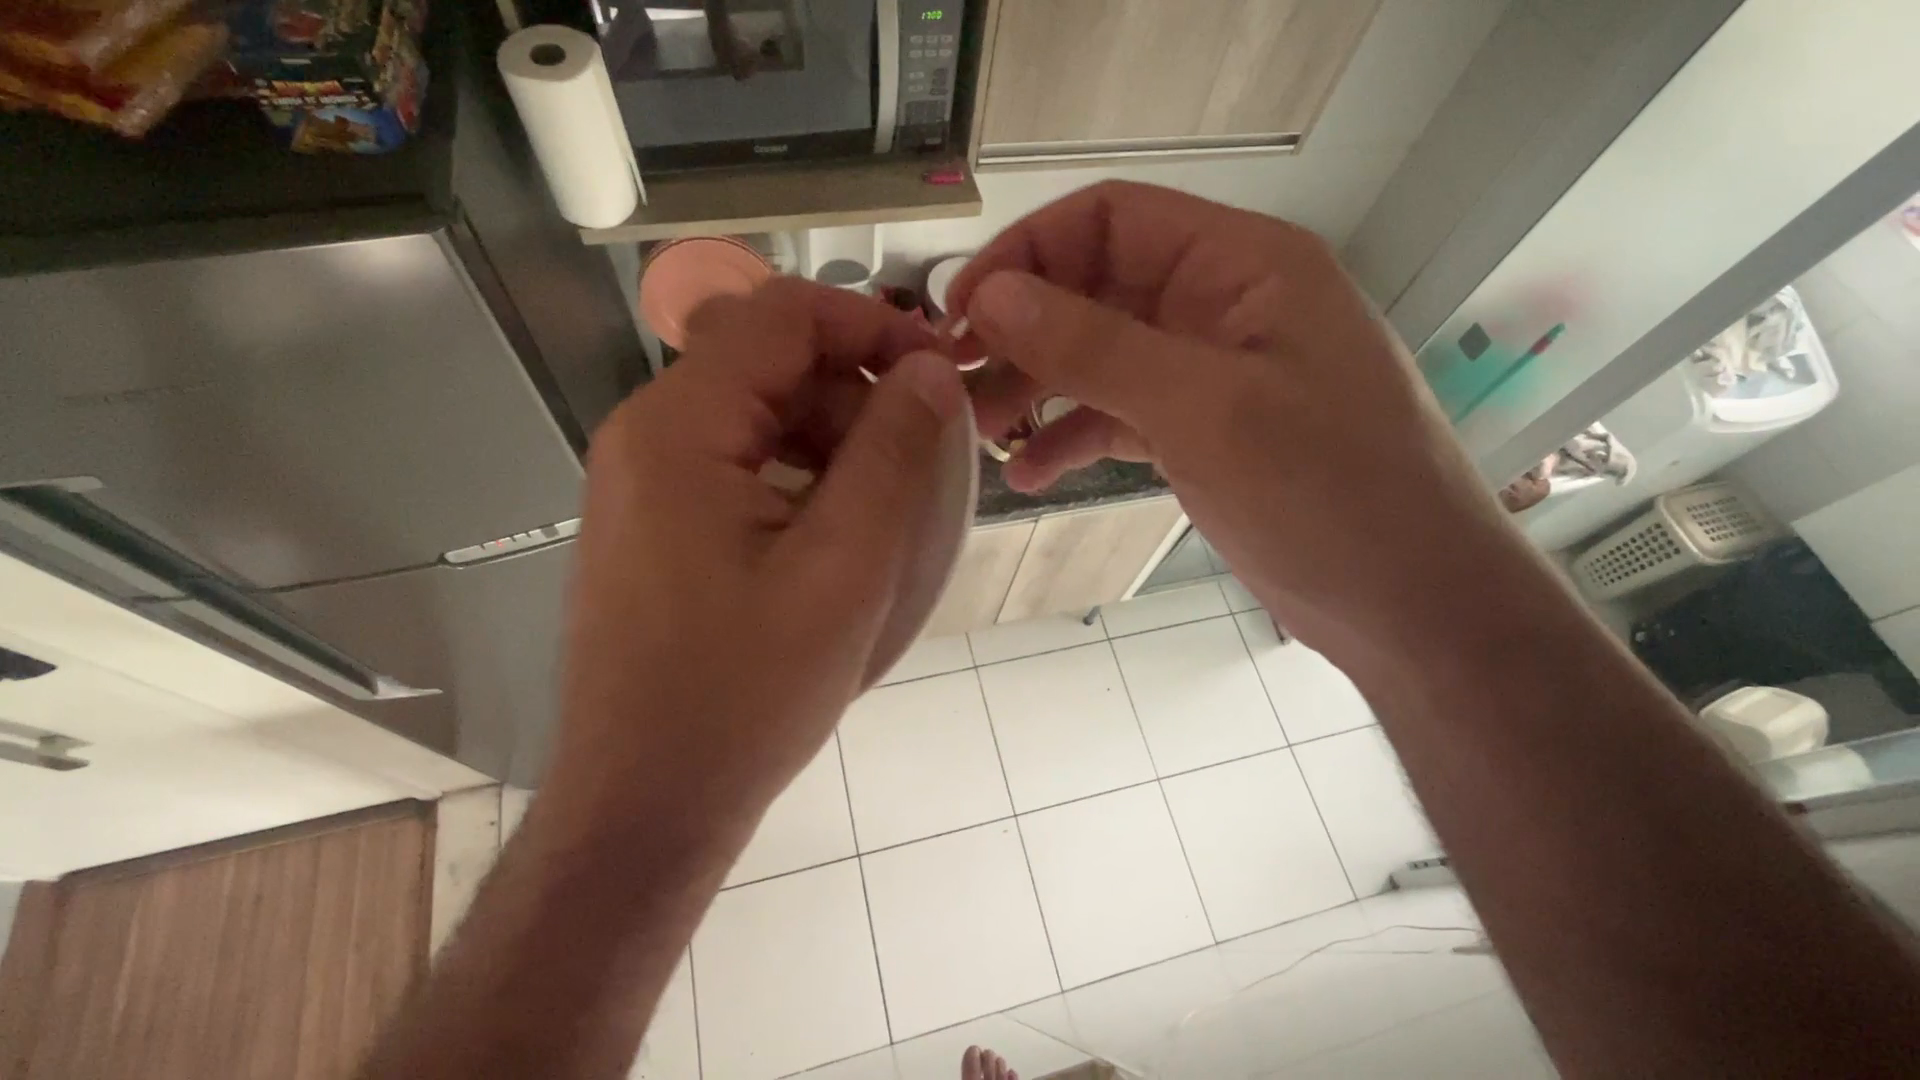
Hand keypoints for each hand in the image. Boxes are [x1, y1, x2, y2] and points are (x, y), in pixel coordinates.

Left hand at [547, 278, 967, 844]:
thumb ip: (895, 455)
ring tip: (887, 506)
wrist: (646, 804)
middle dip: (855, 389)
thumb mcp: (845, 569)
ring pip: (755, 415)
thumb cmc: (746, 694)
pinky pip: (736, 466)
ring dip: (832, 438)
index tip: (938, 374)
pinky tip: (836, 536)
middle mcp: (645, 437)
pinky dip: (798, 476)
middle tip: (924, 456)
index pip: (781, 315)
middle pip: (766, 361)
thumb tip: (932, 370)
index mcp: (679, 428)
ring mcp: (641, 485)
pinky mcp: (652, 528)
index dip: (870, 325)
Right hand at [948, 181, 1526, 666]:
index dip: (1027, 255)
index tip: (961, 311)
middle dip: (1022, 333)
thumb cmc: (1327, 492)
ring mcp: (1215, 373)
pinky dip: (1076, 438)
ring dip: (1039, 390)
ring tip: (983, 439)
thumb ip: (1093, 347)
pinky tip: (1031, 476)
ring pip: (1102, 358)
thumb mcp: (1203, 409)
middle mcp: (1225, 305)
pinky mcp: (1208, 433)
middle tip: (955, 384)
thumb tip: (990, 295)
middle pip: (1096, 290)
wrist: (1412, 604)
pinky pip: (1124, 415)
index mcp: (1241, 265)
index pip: (1110, 220)